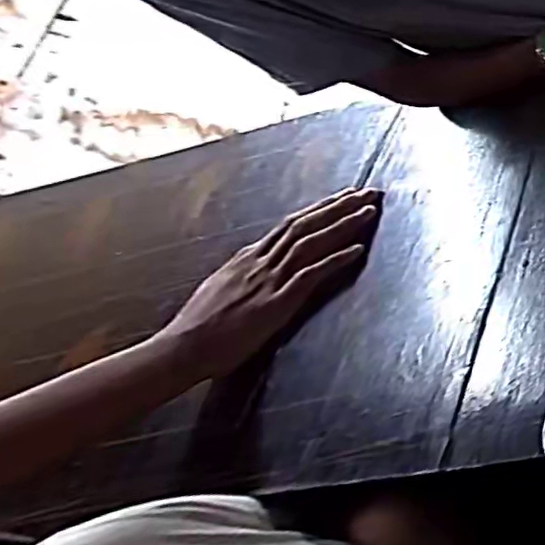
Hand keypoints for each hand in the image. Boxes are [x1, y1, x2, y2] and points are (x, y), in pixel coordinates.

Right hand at [153, 188, 382, 376]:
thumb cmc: (198, 327)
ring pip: (311, 242)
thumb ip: (245, 269)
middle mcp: (260, 263)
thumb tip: (262, 256)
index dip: (321, 207)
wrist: (176, 353)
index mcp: (248, 258)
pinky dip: (336, 259)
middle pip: (305, 225)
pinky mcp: (276, 302)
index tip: (346, 194)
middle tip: (368, 191)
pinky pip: (310, 275)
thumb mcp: (222, 286)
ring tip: (369, 210)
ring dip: (343, 224)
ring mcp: (268, 280)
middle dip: (339, 205)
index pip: (291, 224)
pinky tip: (358, 250)